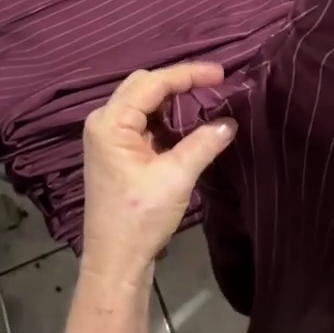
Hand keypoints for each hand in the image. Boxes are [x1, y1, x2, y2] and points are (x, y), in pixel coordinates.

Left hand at [80, 64, 236, 288]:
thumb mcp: (176, 177)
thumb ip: (203, 143)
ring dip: (172, 99)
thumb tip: (230, 121)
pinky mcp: (115, 150)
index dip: (188, 74)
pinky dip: (165, 116)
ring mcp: (107, 136)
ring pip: (142, 102)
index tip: (221, 73)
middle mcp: (103, 121)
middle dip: (179, 81)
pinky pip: (142, 120)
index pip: (152, 83)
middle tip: (215, 84)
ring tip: (207, 98)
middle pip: (143, 85)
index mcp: (110, 122)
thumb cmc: (140, 218)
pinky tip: (189, 120)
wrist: (116, 259)